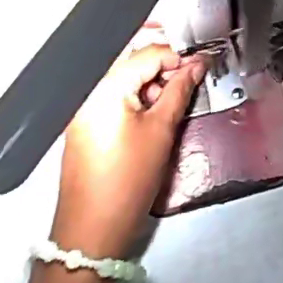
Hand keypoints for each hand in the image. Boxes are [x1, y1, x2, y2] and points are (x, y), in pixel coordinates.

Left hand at [53, 44, 203, 260]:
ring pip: (124, 79)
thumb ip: (180, 91)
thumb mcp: (162, 130)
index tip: (200, 66)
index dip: (178, 58)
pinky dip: (135, 100)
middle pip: (133, 62)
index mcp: (105, 86)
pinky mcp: (84, 123)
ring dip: (150, 85)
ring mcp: (83, 107)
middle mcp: (88, 91)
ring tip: (170, 108)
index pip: (148, 54)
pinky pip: (113, 97)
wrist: (93, 228)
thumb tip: (195, 66)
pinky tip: (151, 119)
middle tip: (188, 86)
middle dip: (164, 70)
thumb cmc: (126, 182)